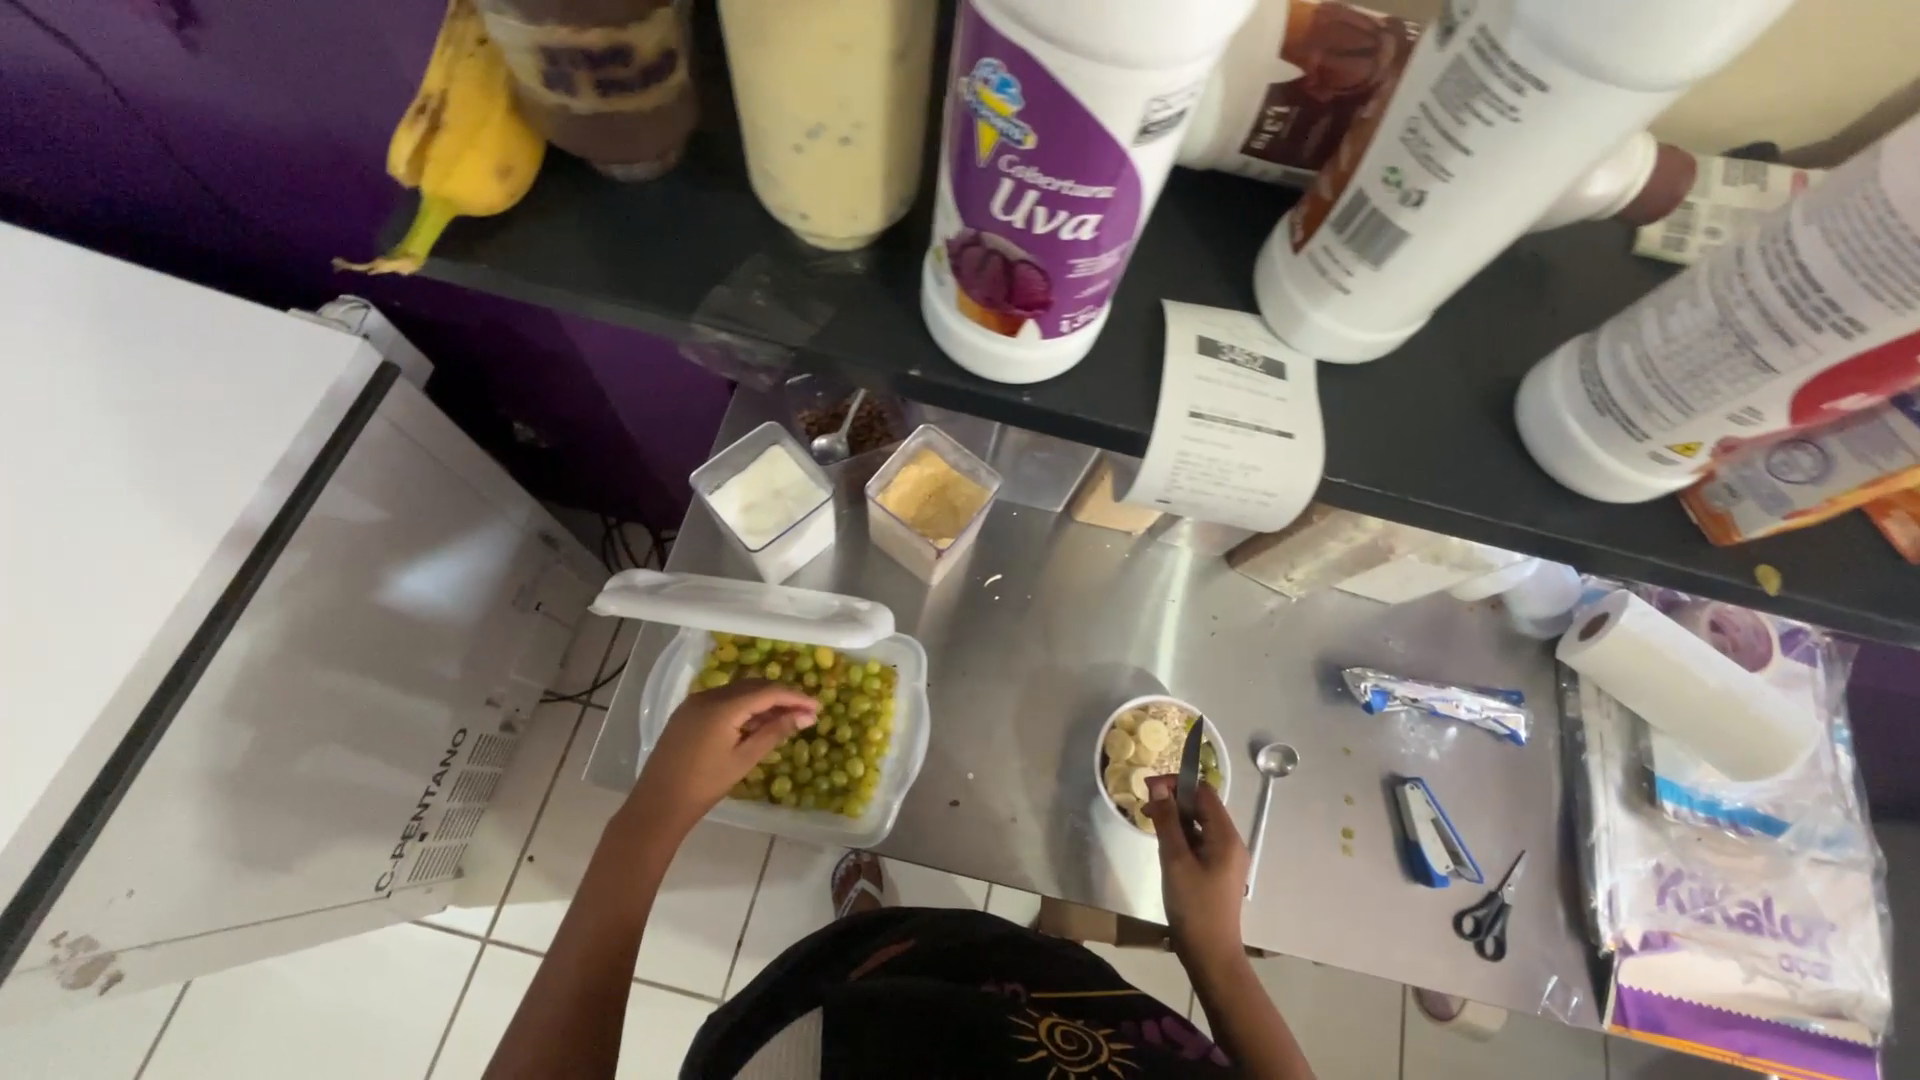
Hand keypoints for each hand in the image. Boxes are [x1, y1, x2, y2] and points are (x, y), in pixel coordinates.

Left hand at [627, 681, 817, 835]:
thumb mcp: (744, 759)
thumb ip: (775, 732)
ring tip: (785, 720)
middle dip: (781, 697)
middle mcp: (707, 696)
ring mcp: (694, 703)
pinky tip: (755, 724)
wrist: (657, 804)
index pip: (768, 692)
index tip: (817, 708)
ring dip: (762, 702)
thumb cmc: (704, 785)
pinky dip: (743, 708)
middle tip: (805, 713)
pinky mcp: (687, 713)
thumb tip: (805, 716)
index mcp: (722, 706)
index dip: (795, 697)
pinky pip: (723, 701)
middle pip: (753, 686)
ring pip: (738, 692)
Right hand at [1144, 776, 1248, 966]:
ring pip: (1200, 825)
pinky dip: (1182, 837)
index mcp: (1226, 836)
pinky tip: (1164, 847)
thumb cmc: (1194, 906)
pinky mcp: (1218, 872)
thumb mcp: (1175, 860)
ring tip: (1151, 825)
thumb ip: (1167, 820)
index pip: (1203, 792)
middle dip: (1174, 801)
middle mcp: (1231, 842)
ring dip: (1176, 819)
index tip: (1149, 788)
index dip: (1177, 784)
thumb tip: (1158, 786)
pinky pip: (1200, 842)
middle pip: (1203, 807)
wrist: (1211, 955)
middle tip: (1146, 809)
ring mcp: (1226, 859)